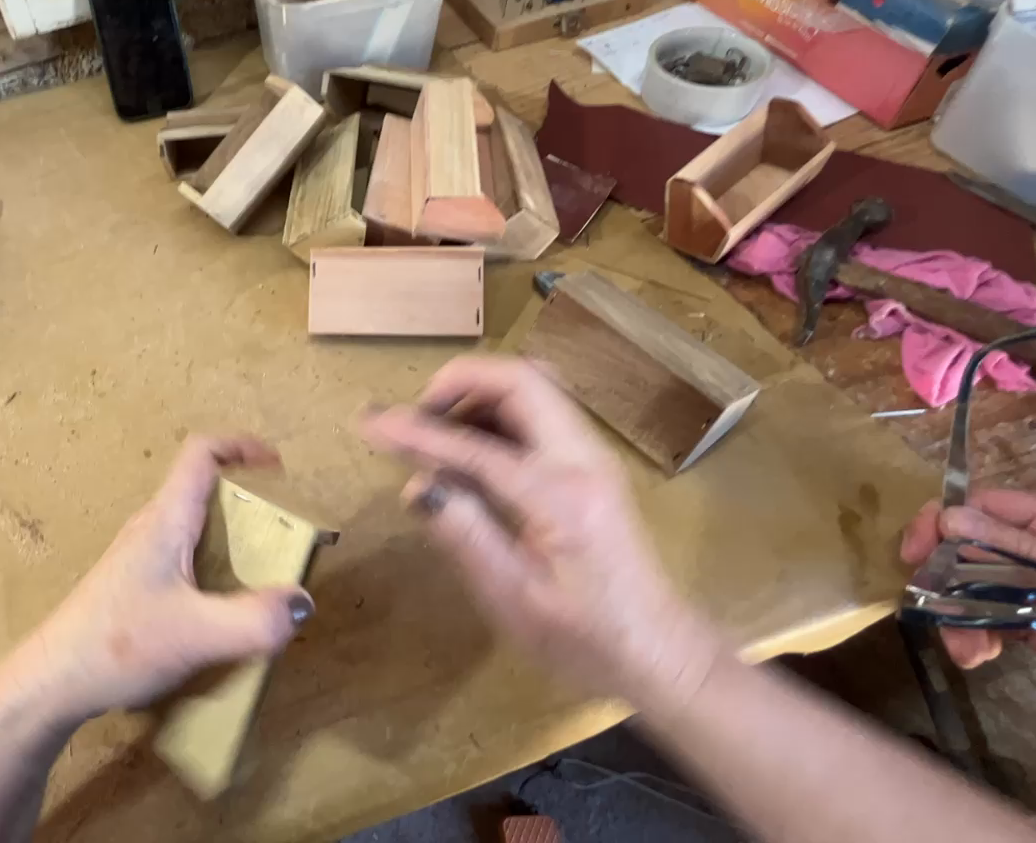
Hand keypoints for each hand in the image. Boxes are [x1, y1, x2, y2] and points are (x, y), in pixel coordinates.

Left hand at [0, 437, 313, 726]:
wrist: (51, 682)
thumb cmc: (118, 644)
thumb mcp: (196, 635)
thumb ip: (254, 622)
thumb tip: (302, 602)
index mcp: (166, 519)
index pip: (201, 453)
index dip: (241, 445)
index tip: (277, 464)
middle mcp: (152, 526)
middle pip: (202, 488)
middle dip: (247, 500)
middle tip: (281, 532)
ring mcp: (139, 555)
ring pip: (193, 526)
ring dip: (231, 536)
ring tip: (260, 573)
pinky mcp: (134, 584)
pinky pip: (184, 557)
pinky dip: (213, 566)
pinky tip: (220, 609)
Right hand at [358, 356, 722, 706]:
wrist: (661, 656)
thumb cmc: (587, 641)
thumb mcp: (516, 601)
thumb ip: (465, 536)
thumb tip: (417, 486)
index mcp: (562, 497)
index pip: (477, 446)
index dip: (419, 432)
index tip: (373, 423)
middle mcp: (583, 459)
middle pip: (521, 379)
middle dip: (459, 382)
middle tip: (418, 415)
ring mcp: (591, 456)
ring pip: (531, 387)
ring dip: (478, 394)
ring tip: (438, 434)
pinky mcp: (588, 463)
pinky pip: (538, 410)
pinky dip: (496, 412)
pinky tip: (470, 452)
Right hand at [901, 490, 1035, 721]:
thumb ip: (1027, 546)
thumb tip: (949, 518)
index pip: (979, 508)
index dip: (942, 524)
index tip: (918, 554)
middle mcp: (1033, 547)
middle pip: (961, 547)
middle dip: (942, 577)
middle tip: (925, 600)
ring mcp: (1026, 585)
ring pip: (963, 585)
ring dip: (952, 613)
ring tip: (962, 646)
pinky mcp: (1024, 620)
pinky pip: (978, 618)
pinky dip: (967, 635)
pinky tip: (975, 655)